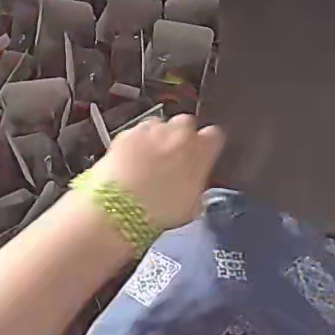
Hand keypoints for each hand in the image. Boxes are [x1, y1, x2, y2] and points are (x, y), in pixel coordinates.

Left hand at [90, 114, 225, 228]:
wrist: (120, 207)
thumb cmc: (157, 210)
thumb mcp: (192, 207)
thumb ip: (198, 190)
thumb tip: (195, 191)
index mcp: (202, 149)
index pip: (215, 136)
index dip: (208, 146)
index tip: (203, 156)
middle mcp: (178, 132)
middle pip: (186, 124)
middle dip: (181, 138)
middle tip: (173, 161)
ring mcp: (150, 130)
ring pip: (159, 125)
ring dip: (157, 139)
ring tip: (149, 164)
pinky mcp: (126, 133)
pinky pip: (135, 133)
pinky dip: (135, 143)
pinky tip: (131, 163)